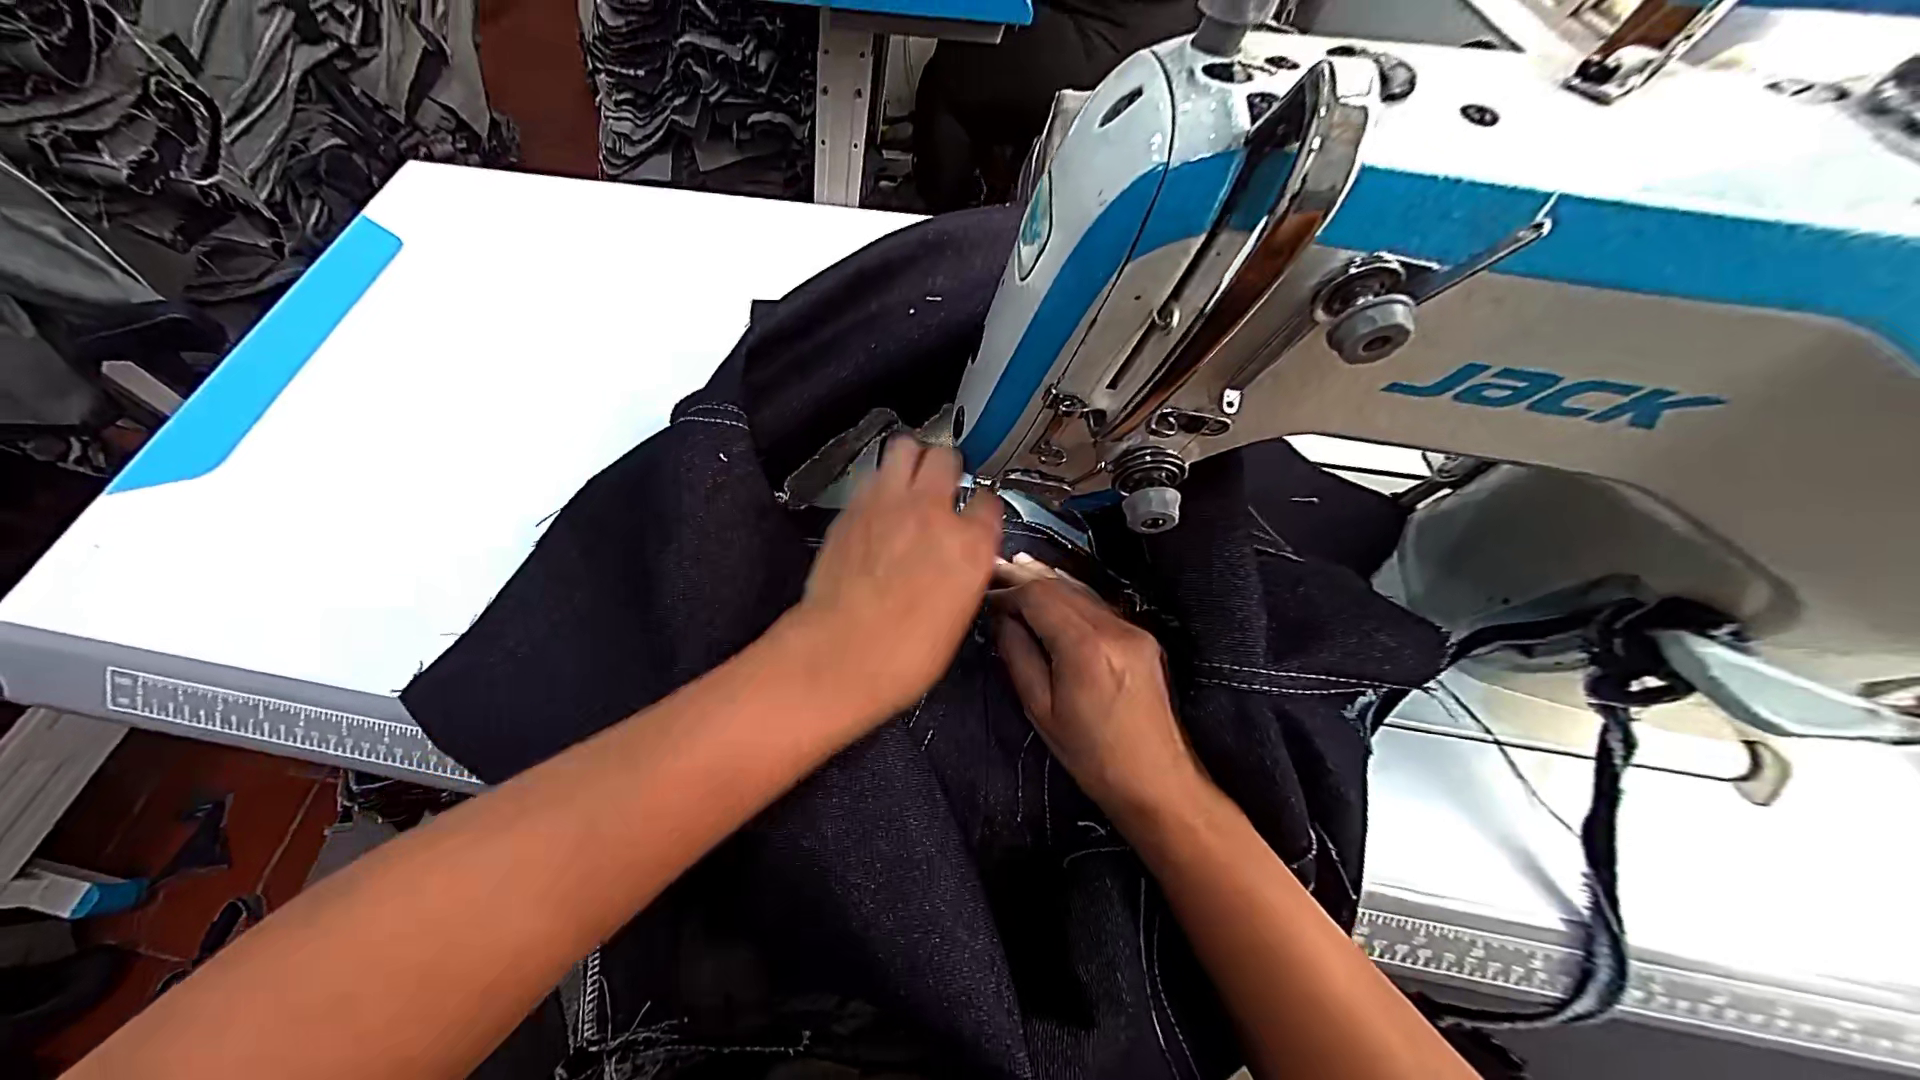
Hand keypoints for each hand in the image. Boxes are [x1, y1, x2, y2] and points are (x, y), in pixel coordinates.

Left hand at [787, 436, 1002, 717]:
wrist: (842, 653)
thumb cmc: (902, 653)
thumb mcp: (957, 615)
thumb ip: (964, 571)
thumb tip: (960, 557)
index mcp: (971, 545)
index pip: (989, 502)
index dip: (982, 507)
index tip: (976, 514)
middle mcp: (934, 513)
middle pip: (947, 458)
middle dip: (947, 468)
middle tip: (943, 484)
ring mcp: (889, 504)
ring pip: (906, 448)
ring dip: (911, 460)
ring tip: (909, 479)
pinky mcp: (852, 508)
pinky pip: (871, 475)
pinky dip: (879, 482)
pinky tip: (878, 505)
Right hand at [989, 555, 1208, 819]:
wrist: (1156, 779)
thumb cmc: (1094, 755)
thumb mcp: (1040, 710)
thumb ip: (1018, 656)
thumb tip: (1002, 621)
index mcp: (1085, 647)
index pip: (1038, 596)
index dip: (1008, 590)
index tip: (986, 595)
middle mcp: (1114, 629)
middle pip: (1060, 586)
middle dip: (1024, 576)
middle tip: (995, 570)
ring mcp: (1132, 630)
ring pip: (1081, 590)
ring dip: (1047, 579)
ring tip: (1018, 568)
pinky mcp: (1142, 638)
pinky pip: (1098, 604)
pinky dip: (1071, 593)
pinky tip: (1055, 588)